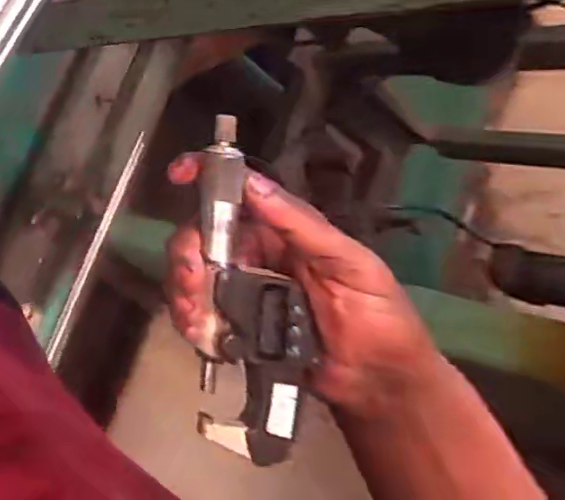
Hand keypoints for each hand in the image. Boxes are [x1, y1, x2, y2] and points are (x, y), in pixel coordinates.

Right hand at [164, 157, 442, 419]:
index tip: (178, 175)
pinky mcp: (235, 323)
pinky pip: (199, 311)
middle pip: (201, 233)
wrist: (386, 389)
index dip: (203, 175)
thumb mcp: (352, 264)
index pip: (236, 191)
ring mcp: (241, 287)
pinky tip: (199, 333)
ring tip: (194, 316)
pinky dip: (189, 318)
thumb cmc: (381, 317)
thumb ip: (303, 225)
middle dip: (186, 251)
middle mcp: (253, 250)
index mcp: (279, 227)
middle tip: (191, 279)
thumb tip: (253, 184)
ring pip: (193, 270)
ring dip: (183, 287)